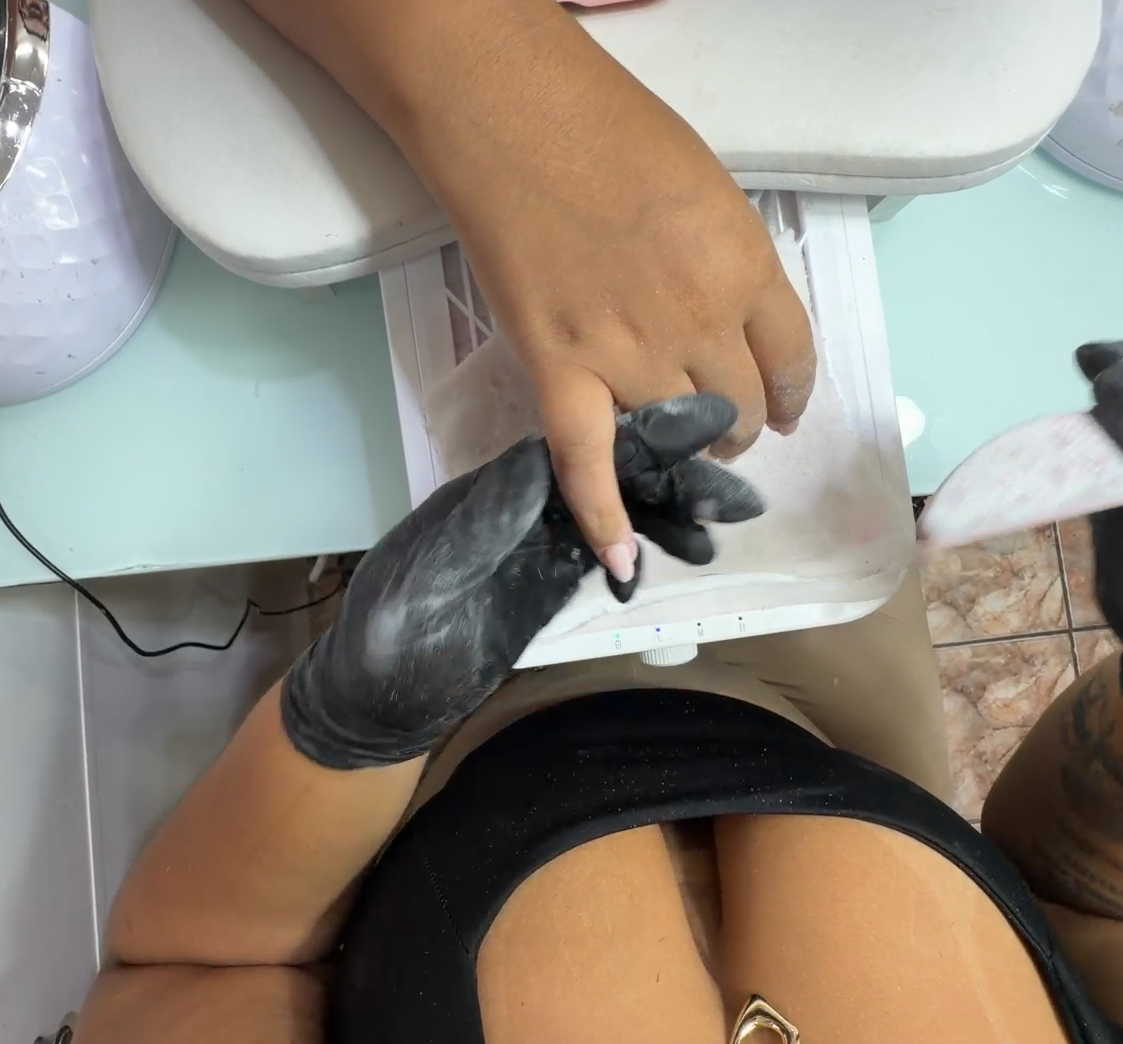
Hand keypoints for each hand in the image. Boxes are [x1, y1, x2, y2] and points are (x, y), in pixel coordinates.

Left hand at [281, 395, 763, 768]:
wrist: (384, 699)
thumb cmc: (392, 642)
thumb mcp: (426, 580)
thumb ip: (481, 524)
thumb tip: (539, 458)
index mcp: (497, 492)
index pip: (581, 451)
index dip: (641, 435)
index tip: (703, 423)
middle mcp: (528, 506)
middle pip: (612, 479)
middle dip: (672, 480)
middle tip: (738, 496)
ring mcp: (542, 543)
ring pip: (619, 515)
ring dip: (670, 516)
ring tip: (720, 531)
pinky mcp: (550, 580)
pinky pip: (609, 556)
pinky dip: (647, 554)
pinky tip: (683, 557)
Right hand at [399, 13, 813, 586]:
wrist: (514, 118)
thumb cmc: (610, 129)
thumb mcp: (705, 189)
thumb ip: (728, 261)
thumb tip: (728, 320)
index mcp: (745, 265)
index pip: (791, 357)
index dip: (789, 394)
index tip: (781, 411)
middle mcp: (698, 323)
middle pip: (735, 406)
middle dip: (734, 425)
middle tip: (715, 424)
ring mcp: (628, 355)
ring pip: (674, 436)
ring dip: (680, 450)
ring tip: (668, 450)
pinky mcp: (560, 372)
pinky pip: (587, 461)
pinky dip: (604, 514)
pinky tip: (620, 563)